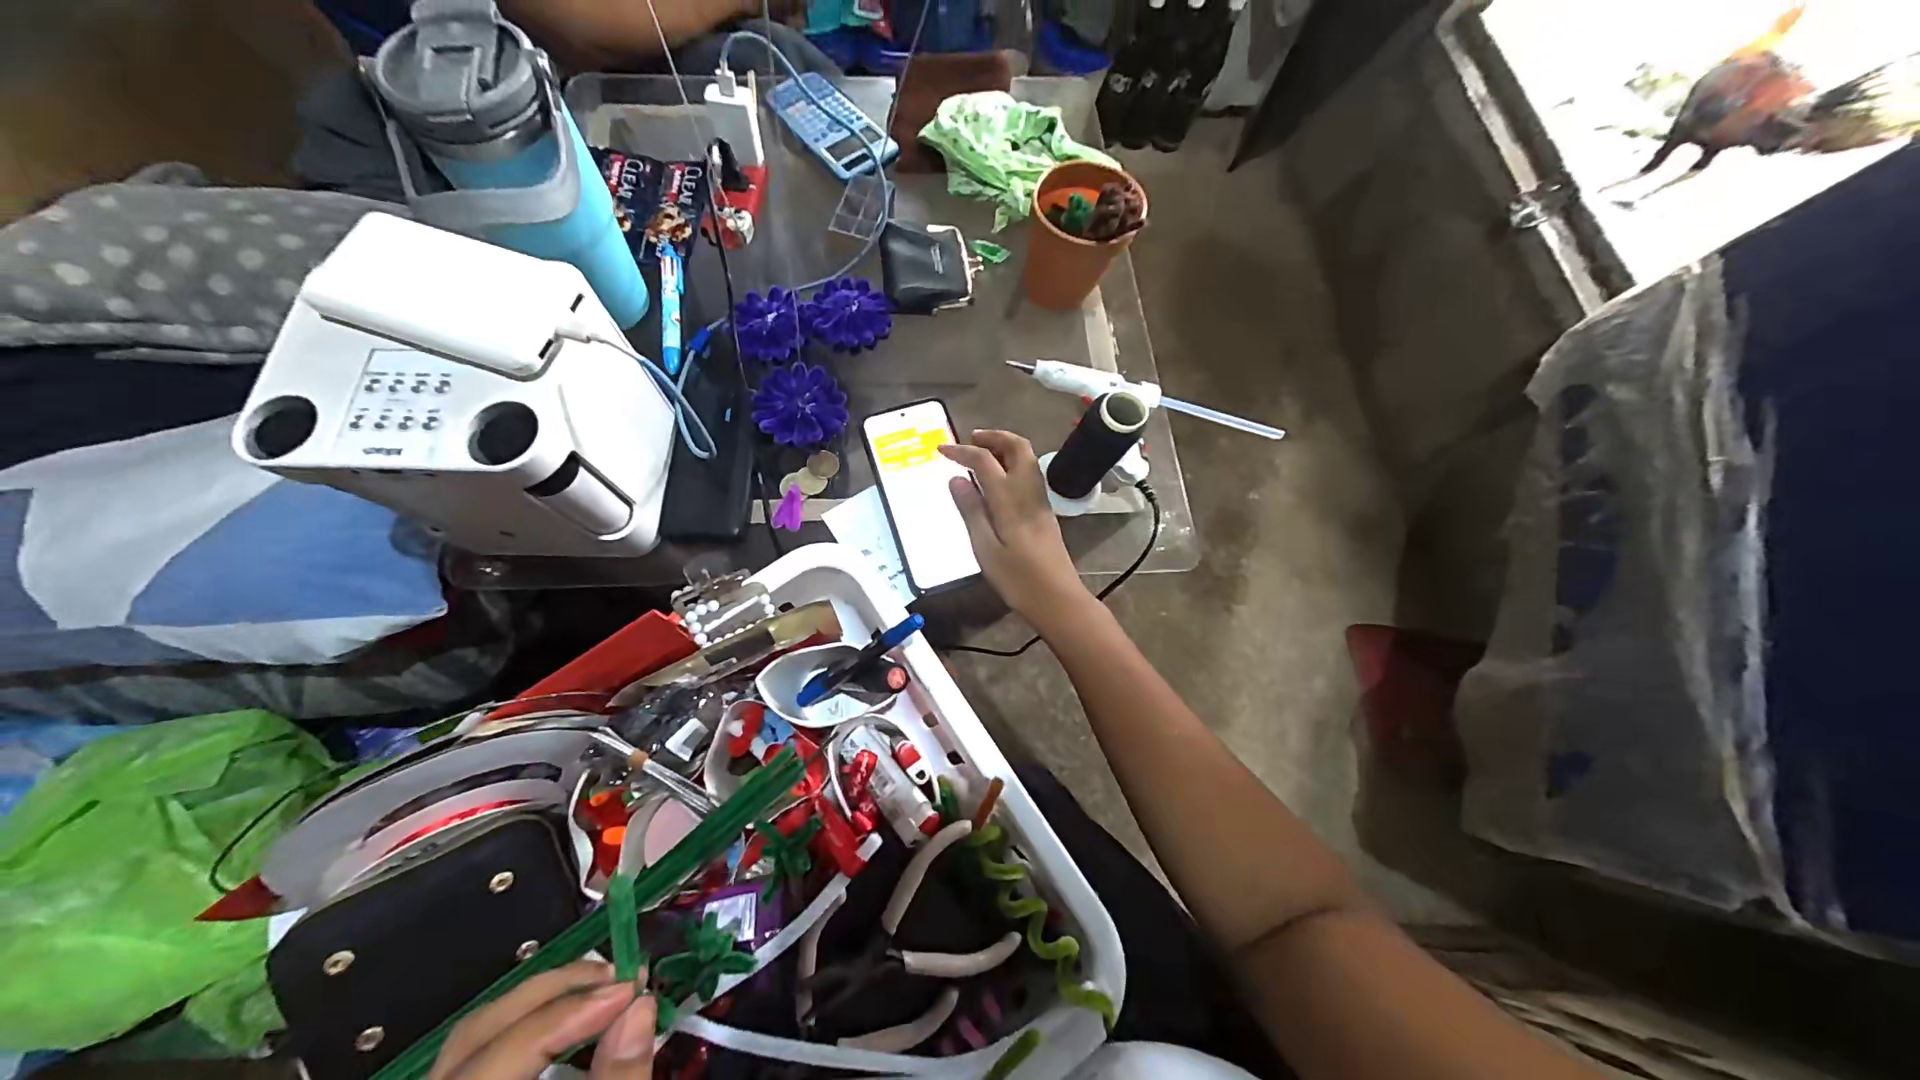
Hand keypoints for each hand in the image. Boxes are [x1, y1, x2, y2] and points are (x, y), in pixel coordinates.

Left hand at [430, 961, 655, 1079]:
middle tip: (624, 980)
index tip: (630, 991)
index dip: (565, 1017)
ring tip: (606, 993)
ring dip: (547, 1003)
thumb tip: (640, 1007)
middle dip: (558, 995)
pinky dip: (529, 1026)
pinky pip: (476, 1052)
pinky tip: (574, 1022)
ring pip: (474, 1035)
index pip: (491, 1064)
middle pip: (477, 1033)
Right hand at [939, 430, 1090, 626]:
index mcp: (1010, 499)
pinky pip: (1029, 473)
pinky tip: (997, 480)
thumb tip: (957, 479)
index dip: (961, 451)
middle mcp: (1028, 492)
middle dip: (993, 437)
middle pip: (1017, 447)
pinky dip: (1012, 463)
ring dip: (1004, 447)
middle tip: (969, 440)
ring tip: (980, 455)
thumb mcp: (985, 548)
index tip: (941, 450)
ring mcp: (1040, 501)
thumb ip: (971, 511)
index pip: (984, 460)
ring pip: (1027, 458)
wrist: (1059, 599)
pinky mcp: (1045, 512)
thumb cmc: (1018, 579)